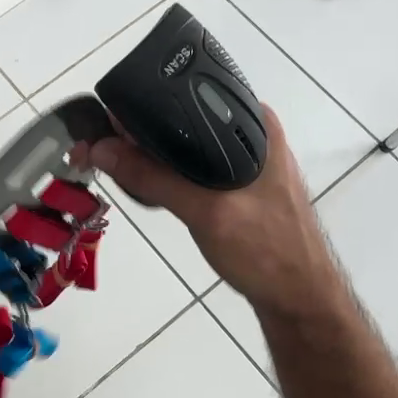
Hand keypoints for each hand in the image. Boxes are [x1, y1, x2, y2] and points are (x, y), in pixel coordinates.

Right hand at [79, 106, 345, 321]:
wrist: (301, 301)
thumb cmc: (266, 252)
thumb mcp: (205, 212)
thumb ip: (152, 177)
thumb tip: (100, 148)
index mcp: (254, 123)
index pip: (188, 96)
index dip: (142, 105)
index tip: (104, 123)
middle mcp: (250, 133)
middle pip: (180, 119)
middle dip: (137, 131)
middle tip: (97, 149)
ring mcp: (244, 160)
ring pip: (183, 144)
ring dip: (148, 154)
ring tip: (110, 163)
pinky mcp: (237, 183)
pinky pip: (190, 165)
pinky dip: (164, 171)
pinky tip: (142, 181)